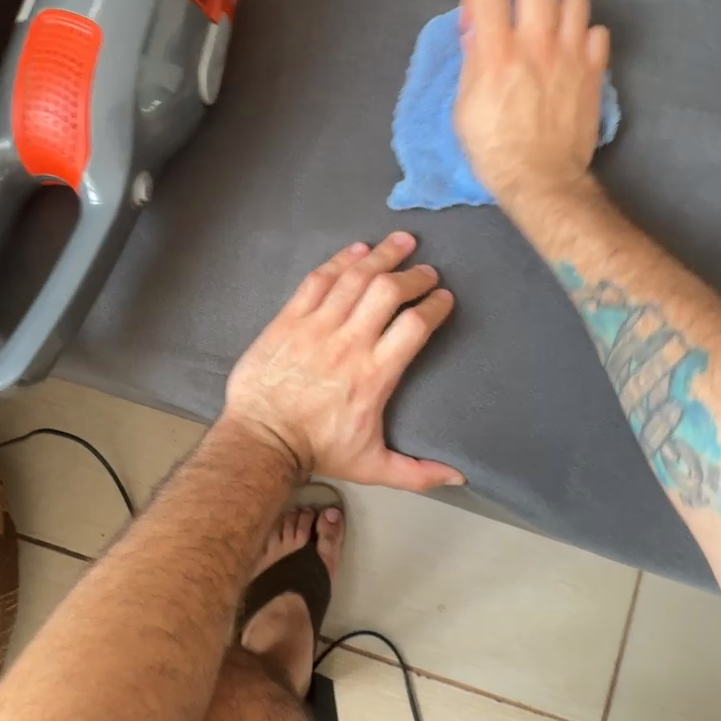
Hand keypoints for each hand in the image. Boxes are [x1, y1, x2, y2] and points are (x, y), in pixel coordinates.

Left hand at [223, 232, 465, 490]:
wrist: (262, 440)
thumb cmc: (318, 451)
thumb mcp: (373, 466)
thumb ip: (417, 471)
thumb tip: (458, 478)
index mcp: (374, 374)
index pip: (415, 326)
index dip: (435, 306)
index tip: (445, 298)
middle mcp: (349, 343)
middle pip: (388, 291)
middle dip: (413, 276)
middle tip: (427, 271)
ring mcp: (317, 327)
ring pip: (355, 278)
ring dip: (382, 256)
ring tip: (401, 242)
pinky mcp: (289, 319)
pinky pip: (318, 280)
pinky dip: (340, 261)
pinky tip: (357, 250)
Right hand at [455, 0, 611, 205]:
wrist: (540, 178)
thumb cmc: (494, 150)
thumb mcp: (465, 108)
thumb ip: (472, 64)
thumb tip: (477, 35)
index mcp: (497, 52)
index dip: (480, 0)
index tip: (478, 22)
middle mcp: (537, 42)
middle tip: (519, 19)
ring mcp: (571, 53)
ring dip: (559, 13)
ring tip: (550, 36)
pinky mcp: (595, 70)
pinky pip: (597, 32)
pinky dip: (584, 39)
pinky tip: (572, 57)